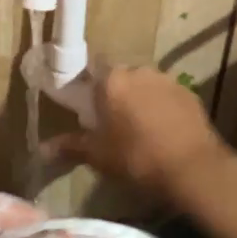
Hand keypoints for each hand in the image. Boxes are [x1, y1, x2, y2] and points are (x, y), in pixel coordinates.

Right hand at [47, 65, 231, 193]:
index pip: (90, 67)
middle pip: (118, 77)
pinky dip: (161, 108)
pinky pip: (166, 96)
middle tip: (109, 122)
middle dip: (113, 94)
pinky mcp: (189, 94)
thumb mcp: (98, 155)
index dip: (86, 85)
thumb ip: (70, 146)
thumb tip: (42, 149)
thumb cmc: (137, 158)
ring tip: (137, 129)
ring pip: (144, 85)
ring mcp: (167, 80)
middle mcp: (139, 70)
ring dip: (138, 99)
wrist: (194, 169)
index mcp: (112, 79)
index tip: (84, 104)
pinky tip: (162, 132)